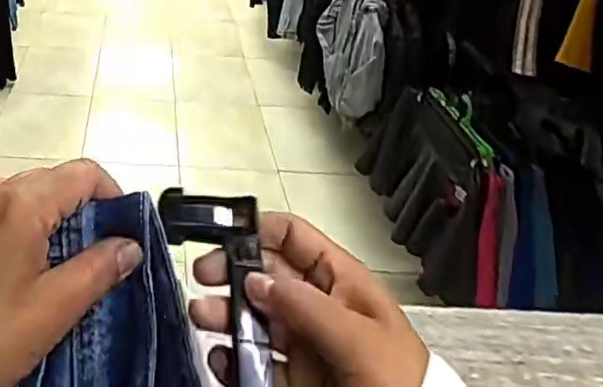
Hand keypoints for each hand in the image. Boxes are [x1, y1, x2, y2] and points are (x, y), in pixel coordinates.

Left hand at [0, 160, 143, 386]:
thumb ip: (99, 269)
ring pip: (38, 195)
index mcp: (22, 201)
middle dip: (90, 210)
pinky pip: (12, 211)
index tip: (127, 231)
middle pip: (62, 180)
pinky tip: (36, 270)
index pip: (87, 173)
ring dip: (63, 220)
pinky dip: (35, 228)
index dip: (115, 196)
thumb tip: (130, 246)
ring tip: (73, 266)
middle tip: (105, 253)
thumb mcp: (50, 310)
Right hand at [188, 213, 428, 386]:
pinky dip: (234, 361)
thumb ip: (308, 307)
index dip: (261, 232)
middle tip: (204, 276)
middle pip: (268, 279)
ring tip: (202, 315)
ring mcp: (305, 349)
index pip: (295, 240)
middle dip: (234, 272)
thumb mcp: (359, 339)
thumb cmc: (401, 383)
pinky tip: (220, 358)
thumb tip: (257, 278)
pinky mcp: (294, 385)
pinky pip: (257, 367)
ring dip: (227, 316)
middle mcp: (318, 309)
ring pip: (257, 323)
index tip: (226, 235)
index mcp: (341, 282)